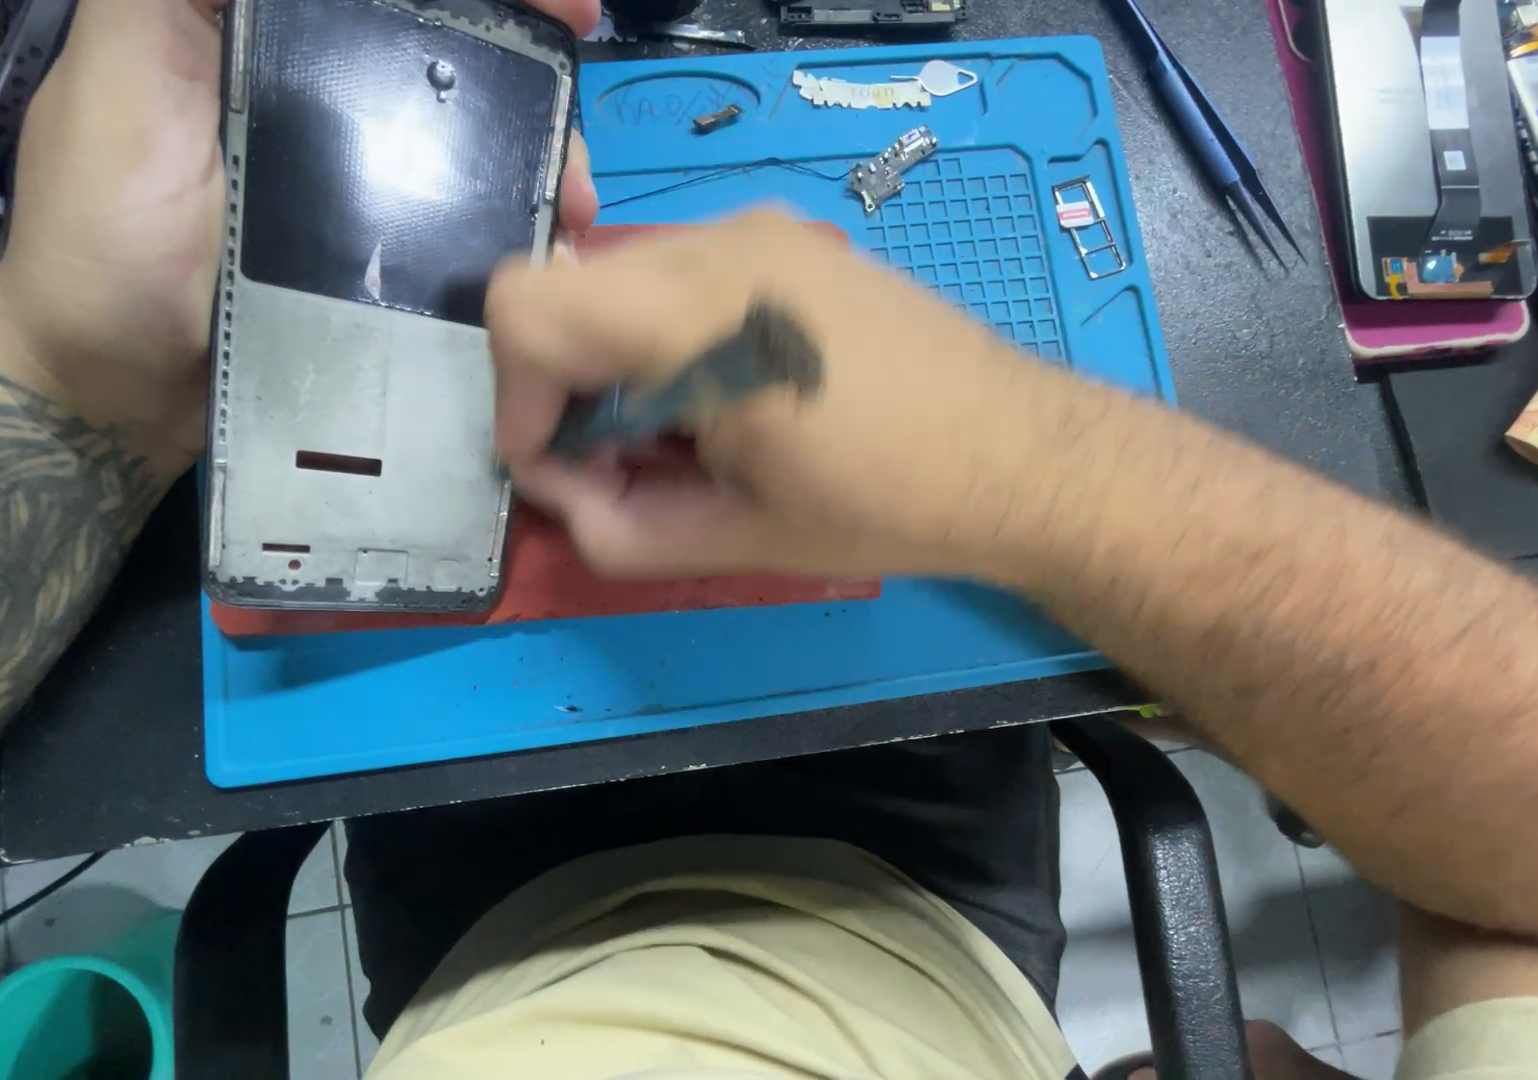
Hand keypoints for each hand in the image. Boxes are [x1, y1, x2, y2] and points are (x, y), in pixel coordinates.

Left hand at [0, 0, 600, 477]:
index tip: (572, 13)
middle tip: (576, 164)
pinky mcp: (389, 271)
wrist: (126, 390)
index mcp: (284, 52)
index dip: (497, 3)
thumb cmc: (109, 240)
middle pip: (464, 87)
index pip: (402, 9)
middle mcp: (342, 117)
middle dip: (539, 106)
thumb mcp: (125, 83)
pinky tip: (548, 262)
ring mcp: (373, 202)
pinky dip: (517, 247)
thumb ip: (183, 2)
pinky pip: (470, 246)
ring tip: (573, 218)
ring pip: (482, 167)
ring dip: (541, 180)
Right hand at [488, 209, 1068, 579]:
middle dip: (569, 391)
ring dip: (619, 367)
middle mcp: (719, 244)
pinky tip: (730, 397)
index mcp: (699, 314)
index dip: (516, 398)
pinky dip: (666, 341)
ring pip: (621, 287)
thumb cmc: (887, 506)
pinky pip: (680, 280)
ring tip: (689, 437)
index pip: (525, 309)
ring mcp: (760, 232)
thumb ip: (618, 528)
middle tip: (630, 466)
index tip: (565, 465)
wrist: (1021, 454)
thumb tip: (562, 489)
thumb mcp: (738, 540)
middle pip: (567, 295)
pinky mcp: (790, 243)